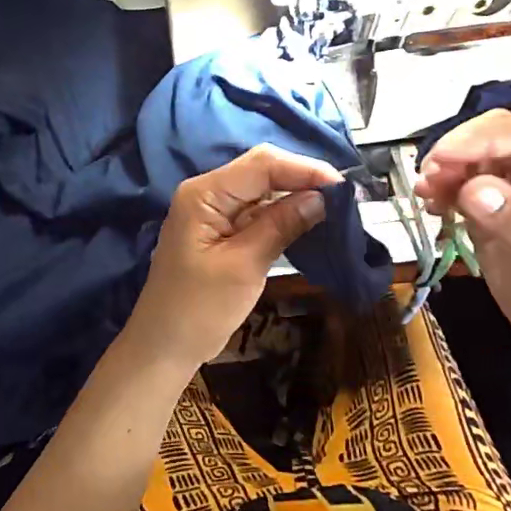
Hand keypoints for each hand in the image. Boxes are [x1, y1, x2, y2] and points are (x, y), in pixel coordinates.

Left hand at [127, 144, 341, 370]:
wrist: (164, 346)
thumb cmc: (198, 309)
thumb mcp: (244, 266)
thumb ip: (281, 226)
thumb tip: (322, 198)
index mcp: (204, 193)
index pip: (262, 164)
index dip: (305, 169)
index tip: (345, 188)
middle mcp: (207, 192)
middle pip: (263, 171)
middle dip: (304, 180)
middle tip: (346, 199)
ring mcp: (213, 211)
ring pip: (263, 190)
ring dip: (298, 196)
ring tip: (337, 208)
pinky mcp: (222, 230)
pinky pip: (258, 211)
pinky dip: (284, 214)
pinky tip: (312, 222)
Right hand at [415, 110, 510, 383]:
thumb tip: (472, 188)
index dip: (485, 140)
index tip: (442, 158)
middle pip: (503, 138)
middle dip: (463, 148)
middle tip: (430, 174)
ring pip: (479, 159)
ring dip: (448, 168)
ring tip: (425, 193)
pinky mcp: (497, 216)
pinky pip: (466, 188)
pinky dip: (444, 189)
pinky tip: (430, 204)